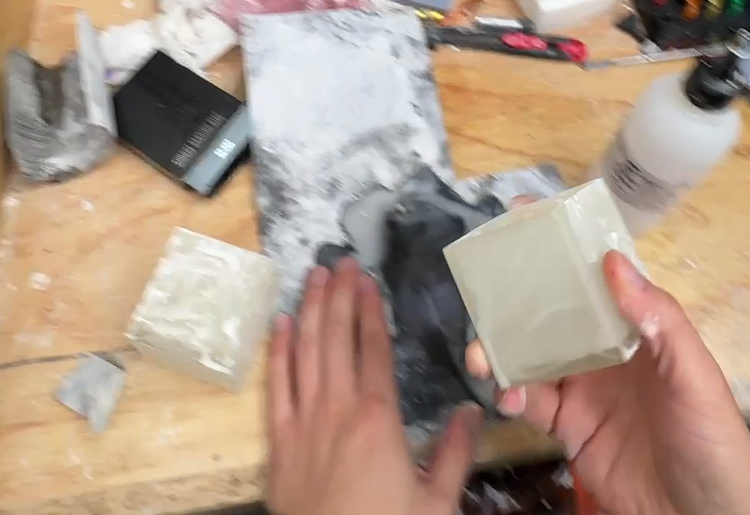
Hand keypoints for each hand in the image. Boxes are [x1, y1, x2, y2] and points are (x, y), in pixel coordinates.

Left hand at [267, 258, 482, 514]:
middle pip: (336, 337)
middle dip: (338, 294)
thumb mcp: (435, 504)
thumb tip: (473, 411)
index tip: (367, 278)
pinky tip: (279, 324)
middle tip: (341, 260)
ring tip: (313, 275)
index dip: (369, 309)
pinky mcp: (278, 442)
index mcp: (378, 418)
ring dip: (309, 308)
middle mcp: (337, 408)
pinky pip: (276, 385)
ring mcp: (302, 422)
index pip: (373, 348)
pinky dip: (277, 351)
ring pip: (304, 350)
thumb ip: (455, 454)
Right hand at [467, 251, 749, 514]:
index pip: (596, 272)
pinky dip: (510, 392)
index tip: (523, 213)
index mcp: (636, 325)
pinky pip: (529, 398)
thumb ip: (660, 320)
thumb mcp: (697, 379)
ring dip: (500, 345)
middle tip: (482, 286)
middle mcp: (603, 347)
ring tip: (480, 354)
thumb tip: (611, 261)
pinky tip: (506, 396)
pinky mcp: (567, 425)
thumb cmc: (713, 444)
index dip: (562, 243)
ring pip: (531, 349)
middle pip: (552, 307)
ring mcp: (582, 385)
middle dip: (514, 294)